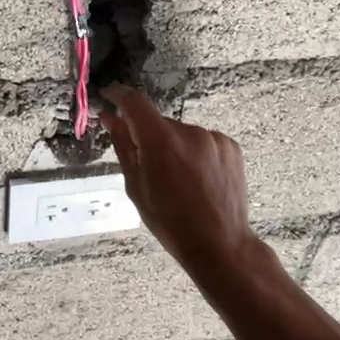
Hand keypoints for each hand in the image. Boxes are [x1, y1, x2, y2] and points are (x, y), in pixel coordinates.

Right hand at [98, 84, 258, 278]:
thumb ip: (124, 146)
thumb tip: (110, 118)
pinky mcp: (231, 146)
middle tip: (147, 166)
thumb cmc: (170, 221)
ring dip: (173, 146)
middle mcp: (188, 131)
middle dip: (148, 136)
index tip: (108, 96)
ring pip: (181, 134)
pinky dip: (194, 153)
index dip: (117, 94)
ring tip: (178, 180)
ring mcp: (213, 137)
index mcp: (160, 141)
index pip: (133, 102)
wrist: (220, 244)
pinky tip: (198, 179)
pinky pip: (203, 141)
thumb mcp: (136, 186)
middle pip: (158, 123)